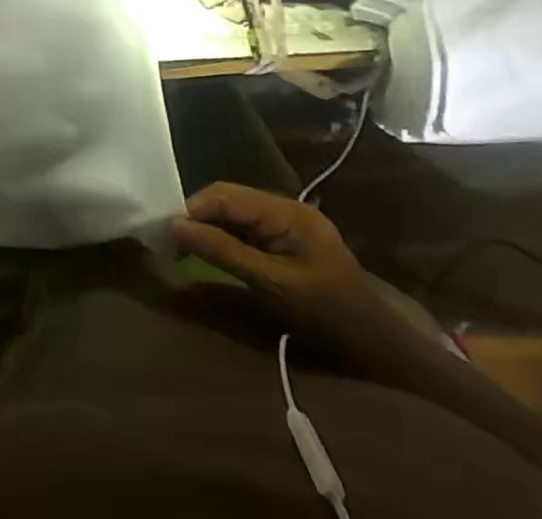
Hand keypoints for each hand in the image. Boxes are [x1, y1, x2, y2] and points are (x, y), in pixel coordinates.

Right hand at [170, 183, 388, 346]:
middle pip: (228, 199)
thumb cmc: (326, 313)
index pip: (227, 195)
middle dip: (197, 216)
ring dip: (207, 226)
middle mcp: (286, 209)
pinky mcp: (284, 240)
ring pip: (233, 213)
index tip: (165, 230)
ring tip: (181, 246)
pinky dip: (222, 237)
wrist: (376, 346)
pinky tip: (206, 251)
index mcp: (287, 212)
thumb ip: (222, 251)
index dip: (193, 208)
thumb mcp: (270, 283)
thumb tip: (174, 225)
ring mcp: (286, 223)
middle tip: (169, 240)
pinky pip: (244, 228)